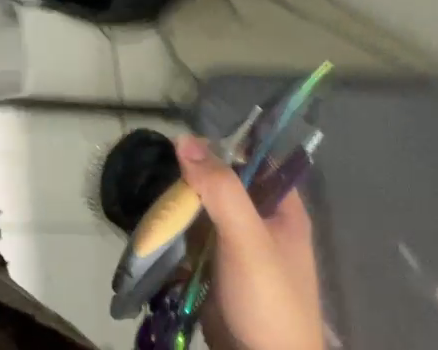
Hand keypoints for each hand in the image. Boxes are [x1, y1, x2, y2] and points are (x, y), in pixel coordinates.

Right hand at [175, 135, 325, 349]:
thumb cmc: (268, 300)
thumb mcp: (247, 238)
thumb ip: (221, 188)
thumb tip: (185, 137)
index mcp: (283, 214)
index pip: (257, 163)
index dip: (227, 147)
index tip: (188, 140)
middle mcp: (261, 226)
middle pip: (223, 185)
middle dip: (192, 178)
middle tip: (163, 172)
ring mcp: (236, 250)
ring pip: (203, 211)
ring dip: (179, 205)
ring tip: (154, 200)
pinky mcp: (214, 271)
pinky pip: (191, 238)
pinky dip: (174, 231)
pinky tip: (154, 226)